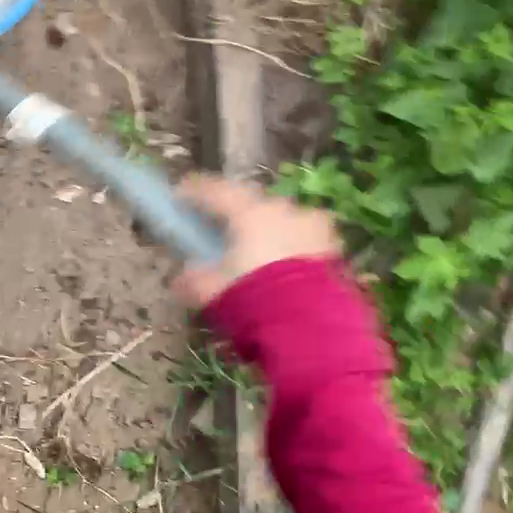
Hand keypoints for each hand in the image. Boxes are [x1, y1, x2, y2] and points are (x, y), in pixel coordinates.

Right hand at [172, 176, 341, 308]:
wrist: (305, 321)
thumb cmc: (248, 294)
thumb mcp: (206, 290)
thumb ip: (192, 277)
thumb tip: (184, 274)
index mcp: (249, 213)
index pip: (216, 191)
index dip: (195, 191)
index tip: (179, 193)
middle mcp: (284, 210)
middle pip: (253, 204)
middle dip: (236, 214)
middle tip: (222, 231)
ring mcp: (313, 226)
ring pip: (282, 220)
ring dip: (267, 231)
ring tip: (255, 254)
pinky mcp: (333, 247)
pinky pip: (303, 239)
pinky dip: (289, 247)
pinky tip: (280, 267)